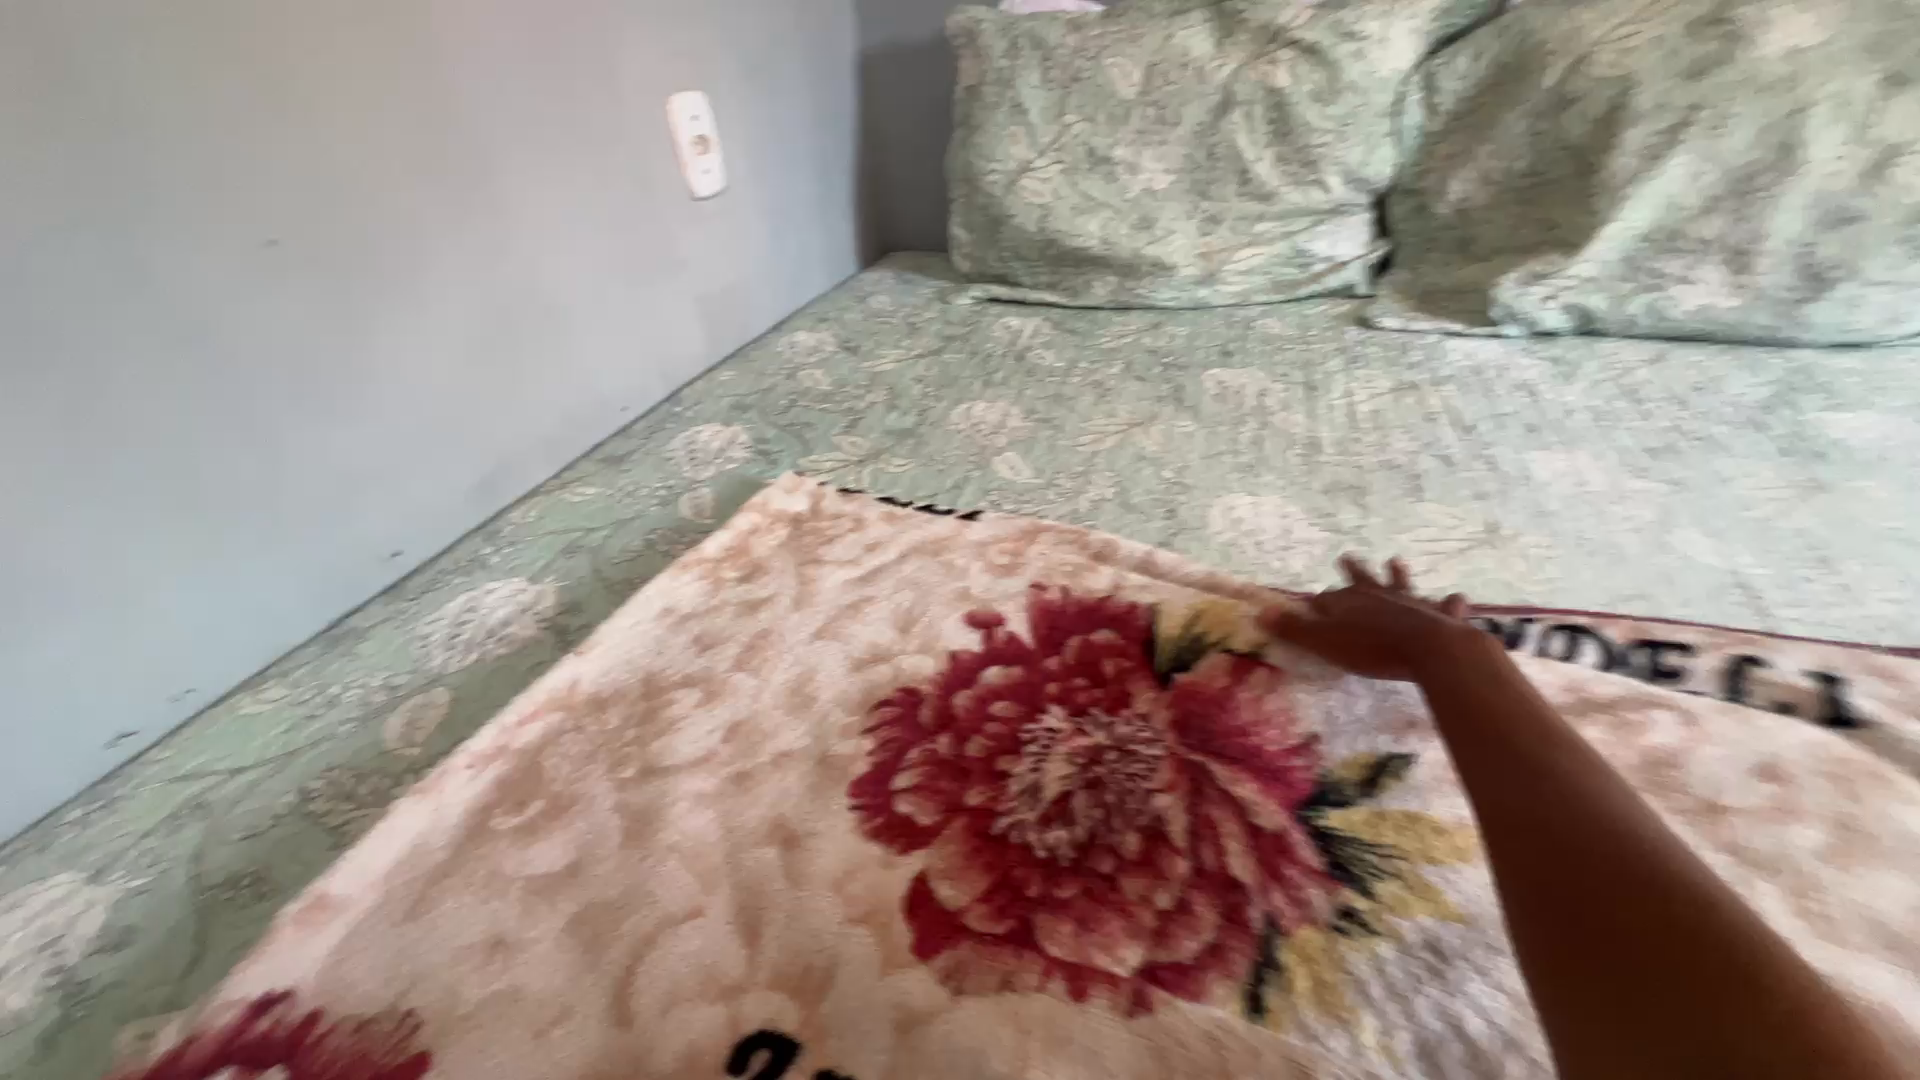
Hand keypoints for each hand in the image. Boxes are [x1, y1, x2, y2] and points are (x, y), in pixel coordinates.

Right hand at [1258, 555, 1476, 681]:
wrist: (1431, 650)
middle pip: (1360, 580)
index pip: (1324, 599)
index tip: (1312, 607)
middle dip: (1353, 570)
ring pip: (1401, 585)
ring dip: (1398, 575)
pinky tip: (1457, 597)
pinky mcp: (1440, 616)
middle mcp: (1377, 595)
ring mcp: (1410, 603)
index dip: (1318, 605)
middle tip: (1346, 556)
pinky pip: (1445, 606)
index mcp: (1346, 601)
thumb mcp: (1323, 641)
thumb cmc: (1371, 648)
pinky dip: (1450, 603)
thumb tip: (1259, 612)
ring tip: (1395, 561)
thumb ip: (1293, 629)